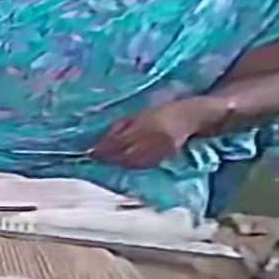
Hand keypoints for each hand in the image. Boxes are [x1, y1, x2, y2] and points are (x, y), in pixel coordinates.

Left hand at [91, 100, 213, 168]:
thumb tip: (95, 144)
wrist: (189, 116)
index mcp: (143, 126)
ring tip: (110, 159)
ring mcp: (161, 147)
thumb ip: (114, 130)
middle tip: (97, 157)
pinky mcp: (167, 154)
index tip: (89, 152)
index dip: (100, 150)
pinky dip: (132, 164)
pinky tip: (125, 161)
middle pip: (123, 154)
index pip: (116, 143)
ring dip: (118, 162)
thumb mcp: (132, 117)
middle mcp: (152, 138)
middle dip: (107, 157)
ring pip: (133, 161)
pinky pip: (145, 164)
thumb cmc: (155, 114)